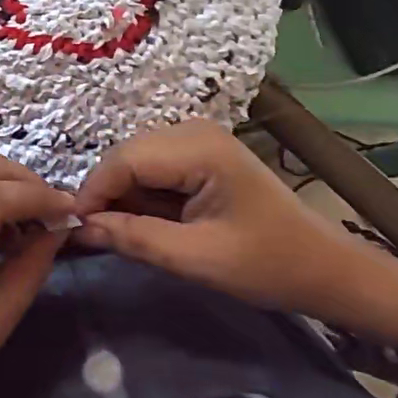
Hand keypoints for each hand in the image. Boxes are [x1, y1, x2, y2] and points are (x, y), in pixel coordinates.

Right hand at [73, 120, 388, 315]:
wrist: (325, 268)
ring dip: (120, 196)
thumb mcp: (197, 259)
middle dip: (104, 194)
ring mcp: (196, 138)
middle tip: (88, 235)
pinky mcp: (197, 153)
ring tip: (112, 233)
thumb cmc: (269, 264)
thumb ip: (135, 238)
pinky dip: (138, 194)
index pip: (123, 160)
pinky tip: (139, 222)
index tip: (72, 230)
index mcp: (198, 148)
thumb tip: (80, 228)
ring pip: (134, 161)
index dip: (93, 192)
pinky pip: (151, 167)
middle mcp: (192, 129)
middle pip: (125, 156)